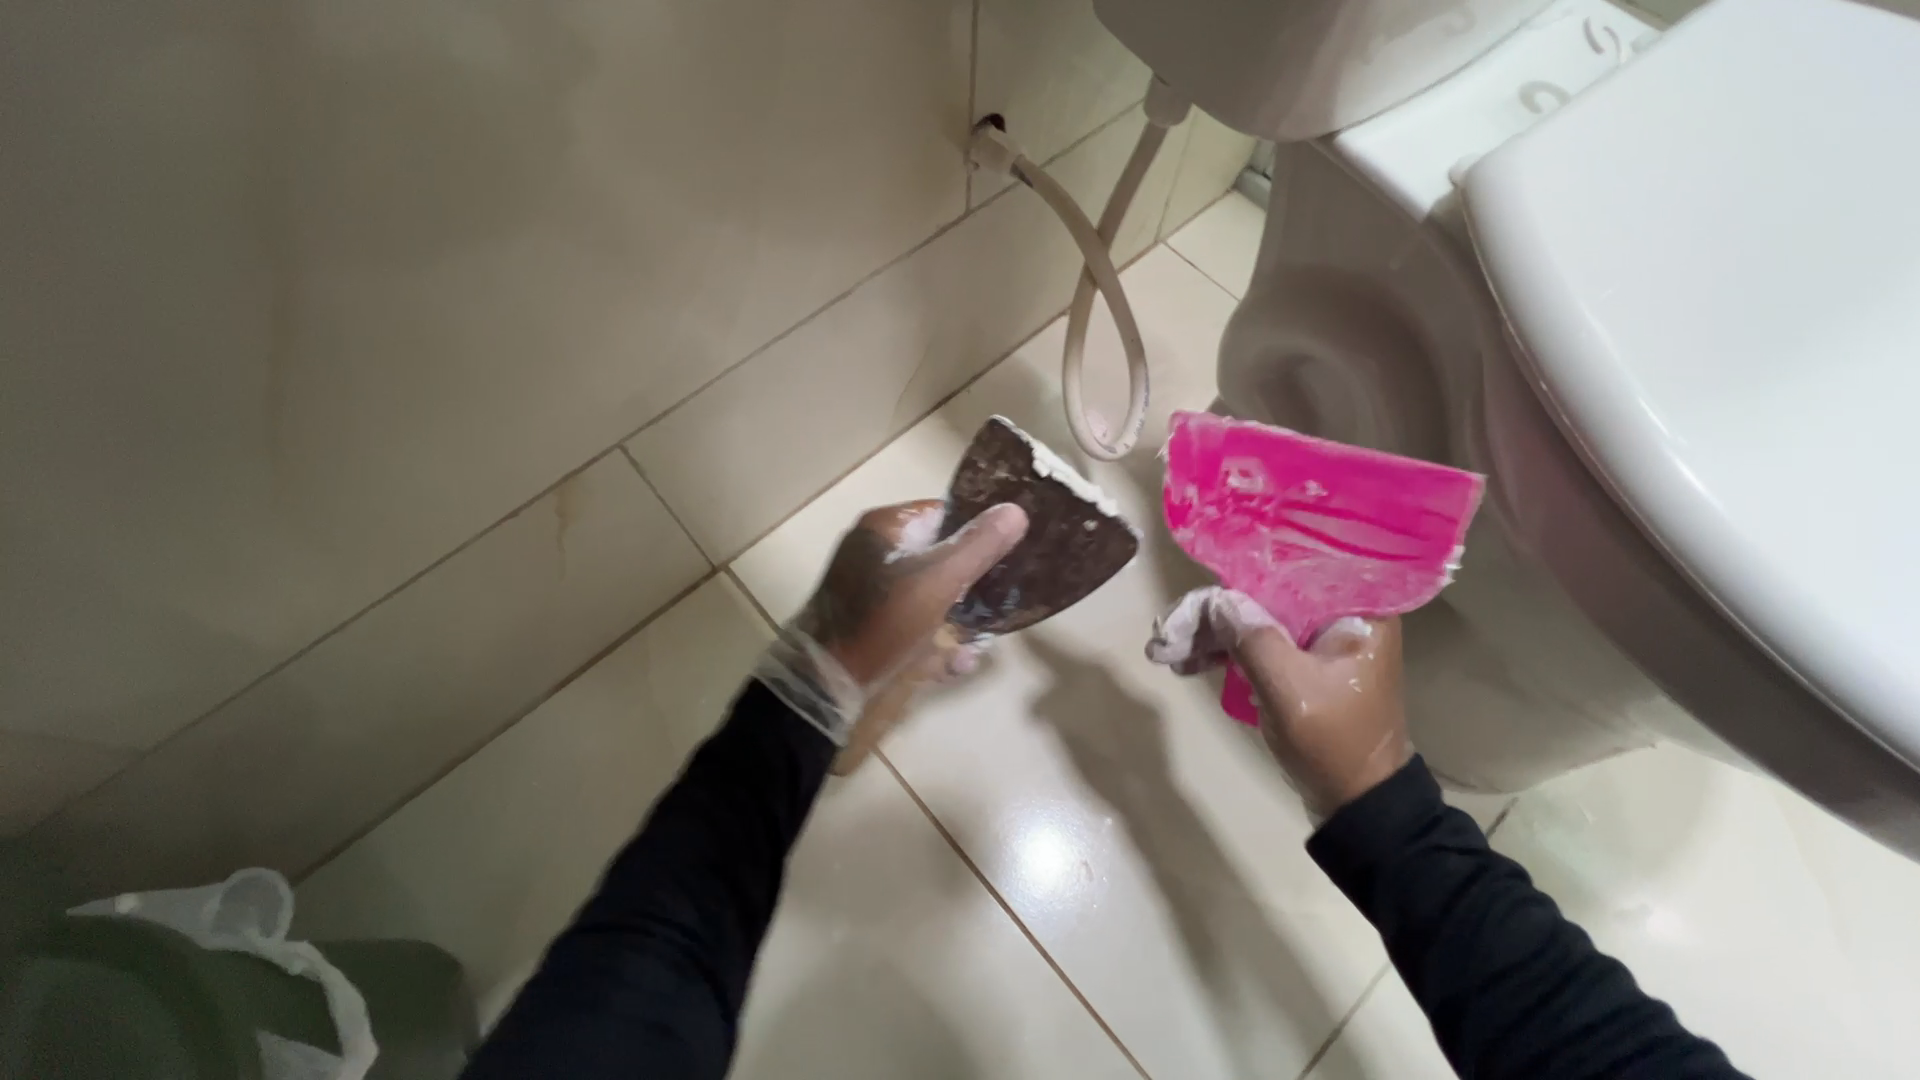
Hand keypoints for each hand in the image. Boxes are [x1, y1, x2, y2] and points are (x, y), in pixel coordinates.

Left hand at [758, 499, 1027, 743]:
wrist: (826, 687)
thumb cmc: (882, 621)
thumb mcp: (937, 580)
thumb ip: (978, 546)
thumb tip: (1016, 509)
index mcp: (884, 529)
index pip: (944, 514)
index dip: (978, 532)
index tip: (1010, 554)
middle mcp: (876, 554)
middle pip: (941, 557)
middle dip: (973, 583)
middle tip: (1000, 602)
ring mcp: (872, 593)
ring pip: (932, 596)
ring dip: (960, 620)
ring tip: (980, 643)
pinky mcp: (874, 628)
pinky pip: (917, 627)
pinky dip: (937, 646)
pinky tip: (959, 663)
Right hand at [1149, 588, 1411, 816]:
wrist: (1359, 804)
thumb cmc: (1335, 743)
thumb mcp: (1289, 690)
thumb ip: (1253, 640)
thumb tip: (1216, 601)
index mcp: (1360, 611)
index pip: (1297, 565)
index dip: (1247, 568)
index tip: (1205, 581)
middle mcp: (1345, 616)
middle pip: (1270, 593)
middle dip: (1218, 610)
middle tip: (1170, 628)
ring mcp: (1323, 642)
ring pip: (1260, 619)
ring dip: (1215, 633)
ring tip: (1168, 648)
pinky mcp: (1307, 664)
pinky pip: (1262, 644)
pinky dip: (1228, 652)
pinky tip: (1189, 661)